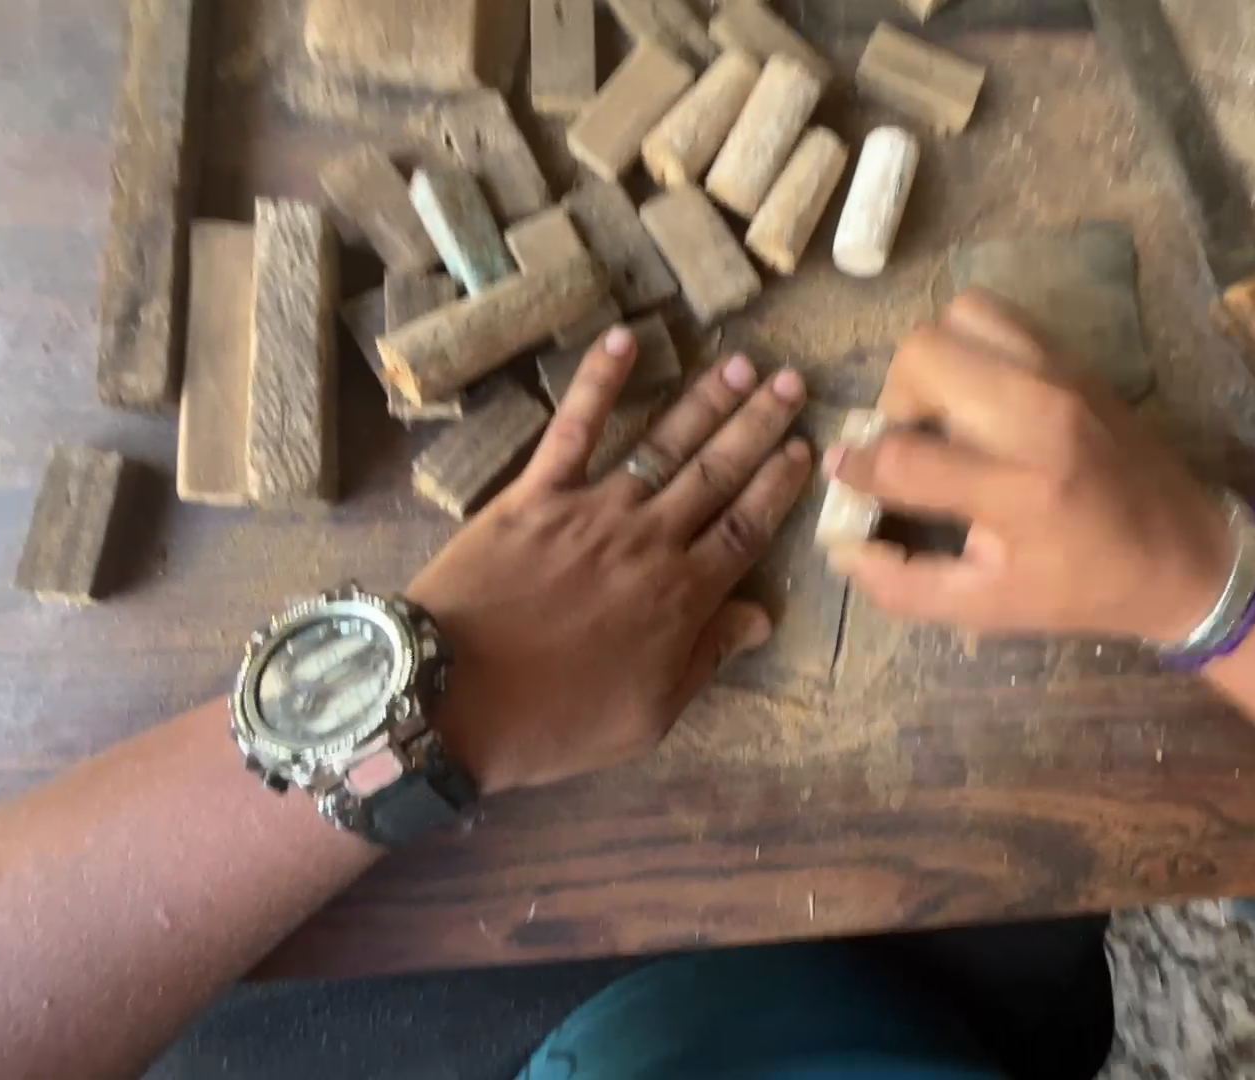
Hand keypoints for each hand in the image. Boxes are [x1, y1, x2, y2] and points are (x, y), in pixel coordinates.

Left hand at [409, 327, 813, 794]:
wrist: (451, 700)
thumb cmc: (555, 719)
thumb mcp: (648, 715)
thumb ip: (706, 658)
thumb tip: (762, 617)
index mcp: (681, 595)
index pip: (747, 528)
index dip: (778, 486)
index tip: (804, 448)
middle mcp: (649, 539)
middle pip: (717, 473)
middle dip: (759, 426)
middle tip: (793, 382)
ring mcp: (593, 508)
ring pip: (663, 444)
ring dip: (706, 401)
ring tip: (741, 363)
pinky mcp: (536, 492)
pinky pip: (572, 428)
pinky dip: (599, 382)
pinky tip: (624, 340)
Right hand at [825, 292, 1231, 643]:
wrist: (1192, 552)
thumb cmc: (1084, 588)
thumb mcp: (988, 608)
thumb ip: (904, 585)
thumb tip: (843, 550)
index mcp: (1018, 490)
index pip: (903, 456)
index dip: (857, 466)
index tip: (846, 474)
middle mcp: (1038, 416)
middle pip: (921, 356)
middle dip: (893, 402)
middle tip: (910, 443)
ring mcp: (1061, 375)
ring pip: (956, 320)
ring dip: (930, 366)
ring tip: (943, 414)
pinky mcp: (1076, 359)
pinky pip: (994, 318)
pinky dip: (966, 345)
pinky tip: (975, 395)